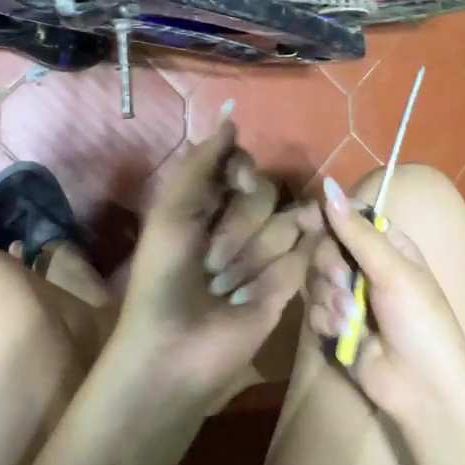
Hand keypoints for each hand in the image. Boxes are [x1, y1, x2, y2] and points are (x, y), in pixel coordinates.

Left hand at [115, 118, 315, 403]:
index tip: (232, 186)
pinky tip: (247, 299)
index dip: (241, 172)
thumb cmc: (163, 278)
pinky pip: (301, 258)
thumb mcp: (173, 211)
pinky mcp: (289, 284)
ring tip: (226, 290)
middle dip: (238, 227)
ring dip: (252, 258)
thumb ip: (202, 162)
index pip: (243, 164)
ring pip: (287, 225)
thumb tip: (232, 113)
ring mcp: (267, 252)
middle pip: (266, 193)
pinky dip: (273, 276)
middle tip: (210, 263)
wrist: (175, 350)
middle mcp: (239, 222)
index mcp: (208, 201)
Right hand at [306, 176, 464, 421]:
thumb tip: (328, 186)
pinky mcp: (336, 326)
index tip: (308, 219)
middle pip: (327, 246)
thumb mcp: (393, 271)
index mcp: (389, 247)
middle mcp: (367, 268)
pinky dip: (328, 320)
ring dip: (331, 298)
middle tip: (343, 282)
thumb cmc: (421, 322)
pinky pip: (316, 309)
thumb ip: (357, 232)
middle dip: (330, 265)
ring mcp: (350, 298)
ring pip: (318, 279)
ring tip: (352, 319)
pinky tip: (345, 335)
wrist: (423, 390)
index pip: (350, 218)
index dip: (329, 216)